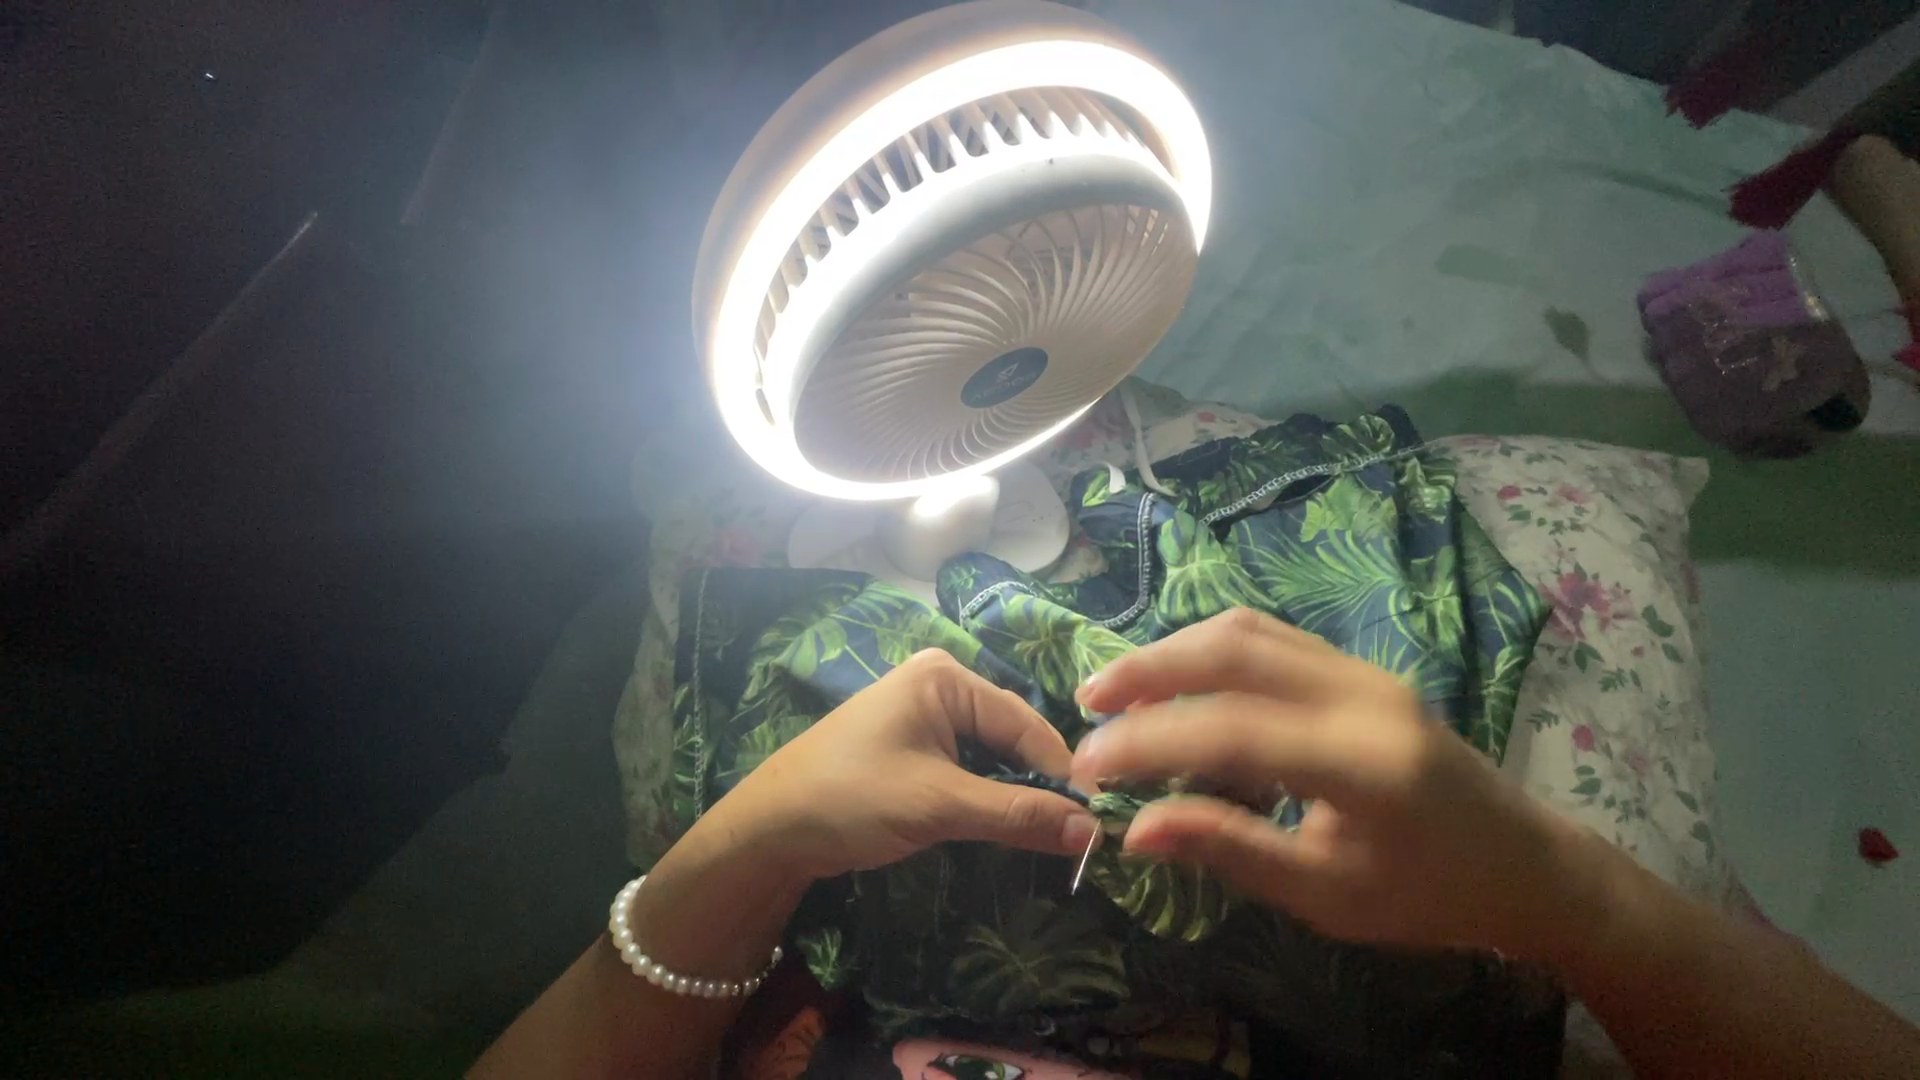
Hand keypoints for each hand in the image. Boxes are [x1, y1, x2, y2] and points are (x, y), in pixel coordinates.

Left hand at [710, 648, 1098, 883]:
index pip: (1025, 723)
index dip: (1063, 774)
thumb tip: (1093, 832)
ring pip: (994, 753)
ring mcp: (927, 712)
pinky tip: (1008, 823)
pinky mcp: (917, 742)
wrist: (769, 829)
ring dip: (1016, 793)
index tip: (1098, 823)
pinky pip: (970, 764)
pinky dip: (989, 794)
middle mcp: (942, 683)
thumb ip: (1016, 814)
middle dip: (1039, 785)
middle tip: (1078, 836)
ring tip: (1050, 835)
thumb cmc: (850, 799)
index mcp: (946, 677)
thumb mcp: (938, 804)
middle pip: (1012, 736)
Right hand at [1071, 609, 1600, 956]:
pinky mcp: (1353, 665)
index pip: (1230, 728)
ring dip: (1171, 651)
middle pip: (1232, 648)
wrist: (1528, 863)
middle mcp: (1359, 692)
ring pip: (1244, 629)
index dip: (1148, 741)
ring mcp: (1359, 668)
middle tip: (1090, 703)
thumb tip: (1134, 829)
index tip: (1089, 764)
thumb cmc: (1430, 895)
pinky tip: (1176, 678)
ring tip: (1119, 688)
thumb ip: (1228, 849)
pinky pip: (1265, 636)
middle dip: (1147, 670)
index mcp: (1362, 760)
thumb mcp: (1325, 893)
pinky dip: (1206, 650)